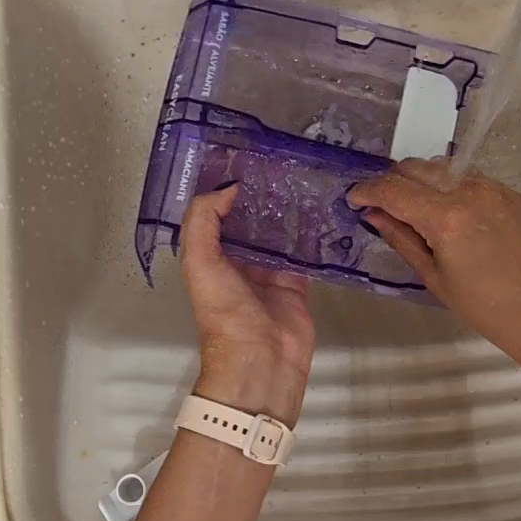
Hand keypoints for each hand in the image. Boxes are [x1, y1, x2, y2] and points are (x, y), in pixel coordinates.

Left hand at [179, 184, 314, 424]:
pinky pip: (303, 253)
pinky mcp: (297, 284)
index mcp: (210, 258)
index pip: (216, 216)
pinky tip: (321, 210)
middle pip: (250, 222)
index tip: (244, 160)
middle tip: (281, 164)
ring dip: (287, 212)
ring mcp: (269, 273)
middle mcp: (238, 263)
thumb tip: (228, 189)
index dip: (225, 190)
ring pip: (278, 234)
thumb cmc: (225, 312)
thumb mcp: (200, 262)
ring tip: (302, 179)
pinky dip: (311, 235)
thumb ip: (204, 221)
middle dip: (261, 198)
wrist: (261, 360)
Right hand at [347, 158, 520, 375]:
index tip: (353, 199)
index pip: (394, 190)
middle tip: (378, 204)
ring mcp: (495, 188)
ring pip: (443, 168)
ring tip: (411, 207)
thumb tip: (374, 215)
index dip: (367, 191)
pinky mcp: (513, 194)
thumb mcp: (435, 277)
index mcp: (446, 217)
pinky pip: (469, 178)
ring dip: (419, 180)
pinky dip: (448, 186)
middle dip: (391, 181)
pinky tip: (447, 212)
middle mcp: (470, 191)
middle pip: (416, 168)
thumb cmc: (487, 309)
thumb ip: (402, 238)